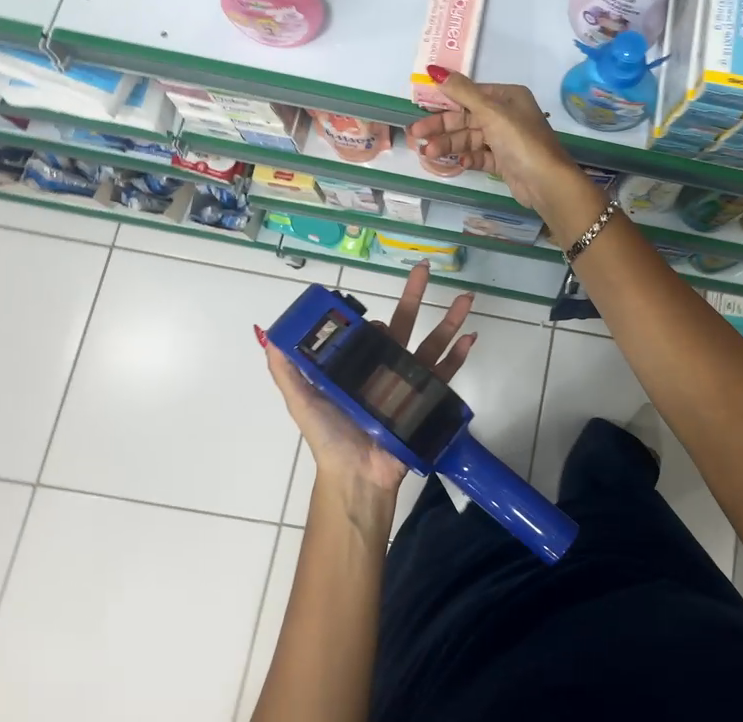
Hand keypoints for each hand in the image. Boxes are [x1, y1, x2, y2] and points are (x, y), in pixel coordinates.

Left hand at [257, 262, 477, 504]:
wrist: (355, 474)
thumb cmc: (329, 436)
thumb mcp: (300, 400)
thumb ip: (287, 370)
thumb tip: (272, 335)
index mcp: (359, 366)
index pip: (369, 331)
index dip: (369, 318)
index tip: (365, 312)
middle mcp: (385, 368)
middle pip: (405, 323)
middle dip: (415, 295)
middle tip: (424, 267)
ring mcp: (409, 382)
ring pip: (432, 342)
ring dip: (450, 320)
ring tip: (466, 297)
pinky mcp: (426, 400)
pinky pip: (445, 374)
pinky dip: (458, 356)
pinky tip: (470, 337)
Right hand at [406, 69, 582, 210]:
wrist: (546, 182)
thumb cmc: (520, 140)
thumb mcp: (490, 111)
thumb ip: (461, 92)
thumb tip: (434, 70)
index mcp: (508, 97)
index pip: (470, 95)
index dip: (445, 102)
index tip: (421, 109)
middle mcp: (508, 115)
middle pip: (467, 118)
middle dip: (442, 128)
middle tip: (415, 136)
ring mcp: (507, 139)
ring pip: (471, 138)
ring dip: (450, 145)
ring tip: (429, 154)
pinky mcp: (505, 162)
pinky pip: (480, 155)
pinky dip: (468, 158)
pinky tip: (459, 163)